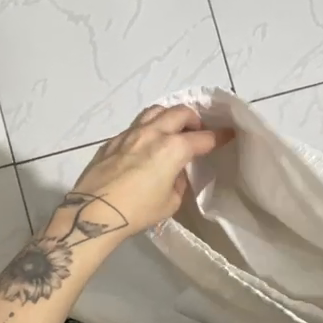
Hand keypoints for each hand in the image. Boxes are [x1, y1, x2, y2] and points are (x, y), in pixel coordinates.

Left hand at [69, 104, 232, 234]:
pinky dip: (147, 129)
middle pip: (180, 112)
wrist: (94, 211)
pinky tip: (145, 144)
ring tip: (172, 130)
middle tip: (197, 131)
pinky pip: (135, 126)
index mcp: (174, 148)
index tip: (229, 134)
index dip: (219, 136)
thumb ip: (178, 183)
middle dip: (194, 119)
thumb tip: (174, 173)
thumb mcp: (170, 202)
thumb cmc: (138, 211)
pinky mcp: (112, 141)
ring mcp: (130, 134)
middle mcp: (153, 133)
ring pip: (155, 111)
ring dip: (168, 116)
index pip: (204, 138)